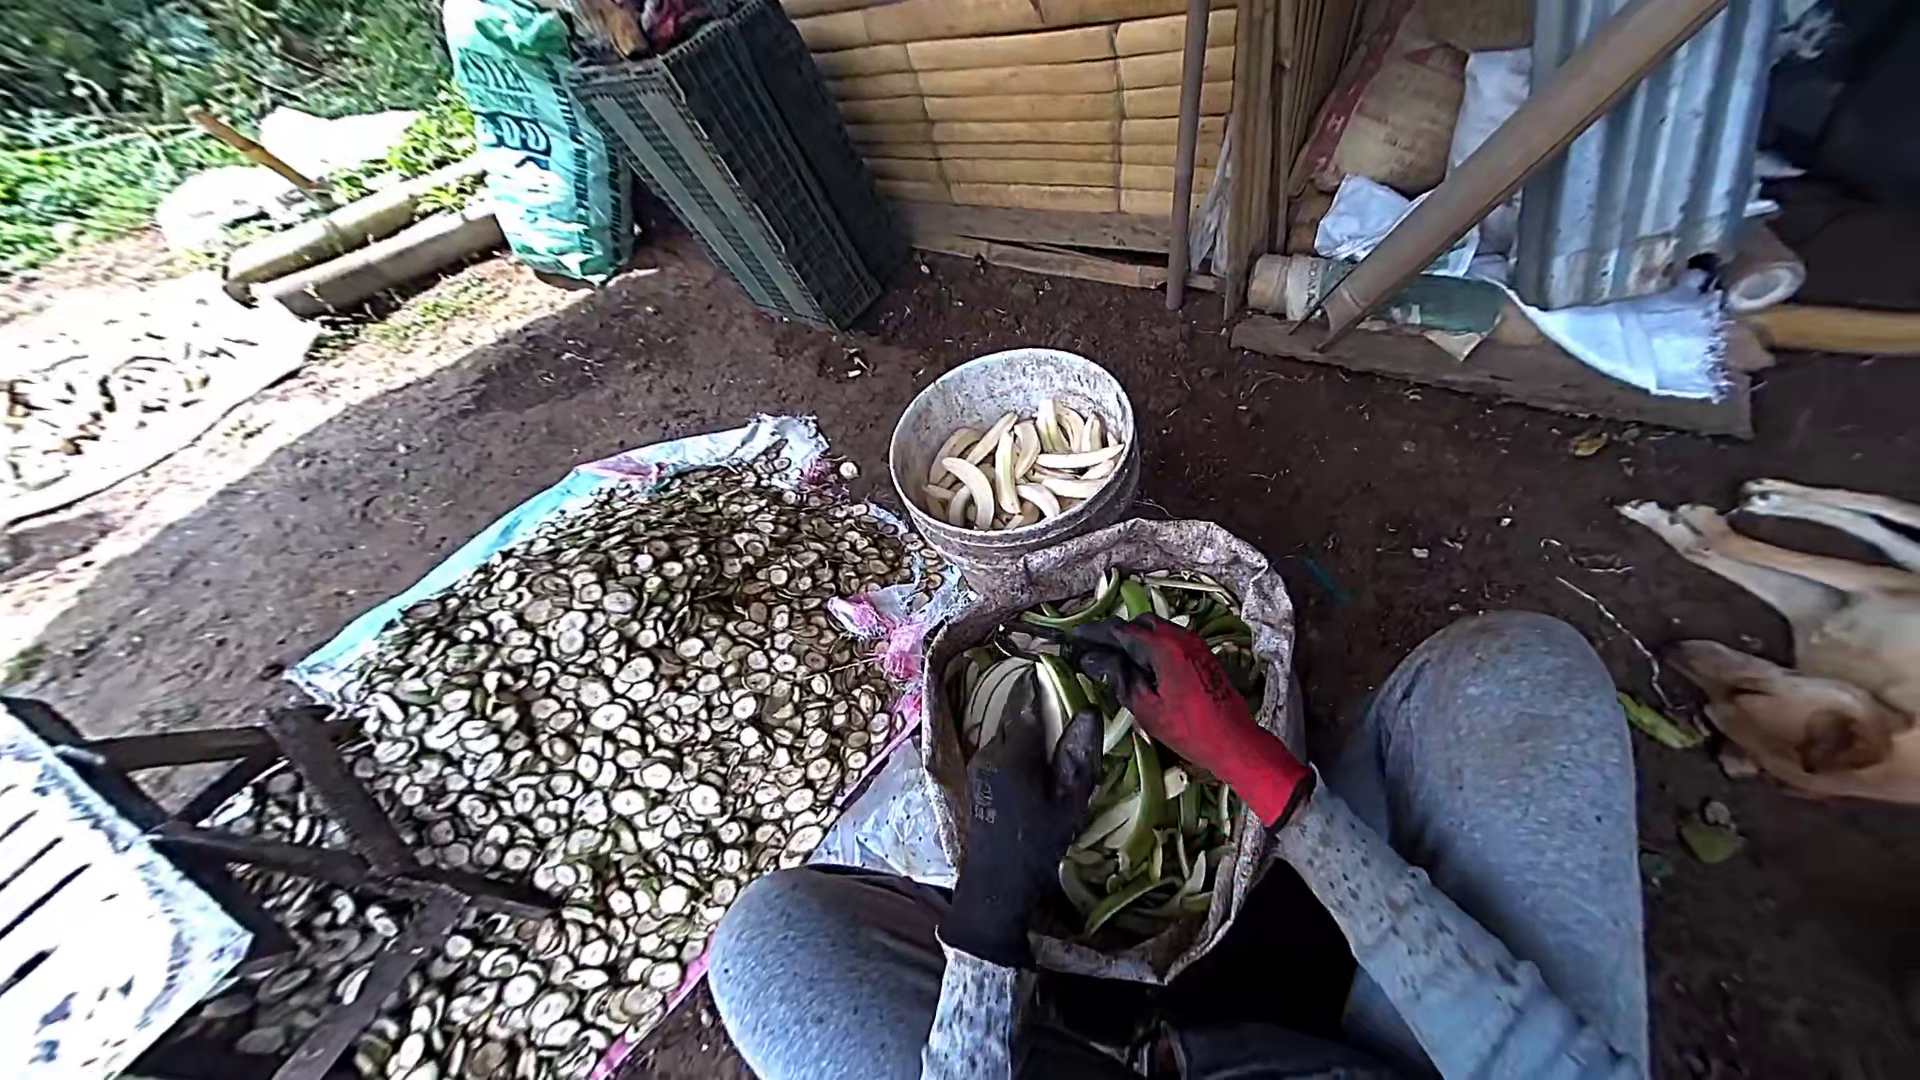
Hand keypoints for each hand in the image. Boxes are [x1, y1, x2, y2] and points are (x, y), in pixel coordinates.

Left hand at [942, 669, 1100, 966]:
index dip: (1035, 685)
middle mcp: (990, 751)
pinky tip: (1028, 748)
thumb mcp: (1068, 801)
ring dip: (1020, 720)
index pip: (1025, 707)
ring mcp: (978, 763)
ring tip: (1042, 714)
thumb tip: (1090, 712)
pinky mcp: (975, 775)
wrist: (996, 882)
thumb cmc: (1039, 842)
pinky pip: (996, 745)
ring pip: (1002, 731)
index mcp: (1013, 754)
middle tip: (1049, 687)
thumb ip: (1078, 755)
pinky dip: (1012, 738)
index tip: (1045, 666)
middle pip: (1011, 716)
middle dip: (1028, 700)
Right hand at [1067, 615, 1312, 827]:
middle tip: (1097, 647)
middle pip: (1141, 622)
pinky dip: (1153, 643)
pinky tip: (1143, 663)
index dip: (1096, 632)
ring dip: (1137, 636)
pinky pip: (1171, 638)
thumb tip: (1095, 660)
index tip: (1077, 636)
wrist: (1236, 743)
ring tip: (1117, 655)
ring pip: (1158, 628)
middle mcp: (1180, 637)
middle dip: (1117, 631)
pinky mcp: (1202, 654)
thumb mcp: (1146, 708)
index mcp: (1164, 647)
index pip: (1121, 630)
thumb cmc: (1189, 730)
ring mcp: (1195, 644)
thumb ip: (1120, 678)